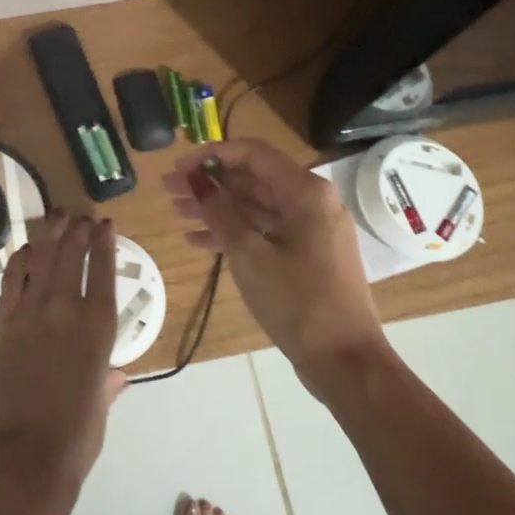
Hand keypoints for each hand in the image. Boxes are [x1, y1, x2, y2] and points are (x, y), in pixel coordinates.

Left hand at [0, 212, 128, 488]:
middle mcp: (66, 307)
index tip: (106, 225)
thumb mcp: (102, 400)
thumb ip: (108, 380)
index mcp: (99, 325)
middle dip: (78, 230)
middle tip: (81, 217)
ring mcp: (31, 311)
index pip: (104, 269)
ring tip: (57, 215)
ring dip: (51, 233)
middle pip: (72, 254)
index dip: (106, 243)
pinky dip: (21, 259)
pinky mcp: (3, 321)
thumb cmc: (78, 432)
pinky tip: (27, 249)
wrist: (30, 450)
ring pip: (42, 258)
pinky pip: (13, 278)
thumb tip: (116, 376)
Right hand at [165, 139, 386, 397]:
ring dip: (217, 208)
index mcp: (305, 191)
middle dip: (210, 183)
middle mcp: (312, 201)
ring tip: (177, 212)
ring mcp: (312, 229)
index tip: (178, 169)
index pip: (252, 153)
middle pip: (253, 179)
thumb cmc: (297, 302)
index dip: (211, 155)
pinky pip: (266, 231)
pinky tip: (198, 241)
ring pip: (256, 206)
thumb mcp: (249, 255)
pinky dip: (235, 232)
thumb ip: (220, 212)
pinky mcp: (308, 254)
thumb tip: (197, 181)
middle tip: (168, 191)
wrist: (345, 360)